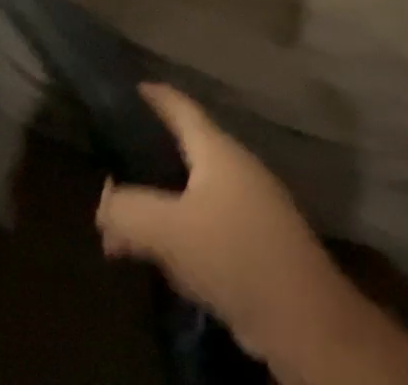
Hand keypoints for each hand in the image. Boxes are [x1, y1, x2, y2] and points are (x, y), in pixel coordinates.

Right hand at [96, 84, 345, 359]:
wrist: (303, 320)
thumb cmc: (233, 254)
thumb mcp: (166, 229)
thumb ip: (125, 210)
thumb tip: (104, 204)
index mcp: (219, 152)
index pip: (183, 109)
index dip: (156, 96)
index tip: (131, 86)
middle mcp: (238, 172)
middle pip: (185, 153)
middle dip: (147, 160)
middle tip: (110, 166)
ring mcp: (251, 210)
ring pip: (192, 195)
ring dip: (158, 206)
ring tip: (122, 223)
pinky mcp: (255, 246)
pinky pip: (205, 227)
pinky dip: (177, 235)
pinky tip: (157, 256)